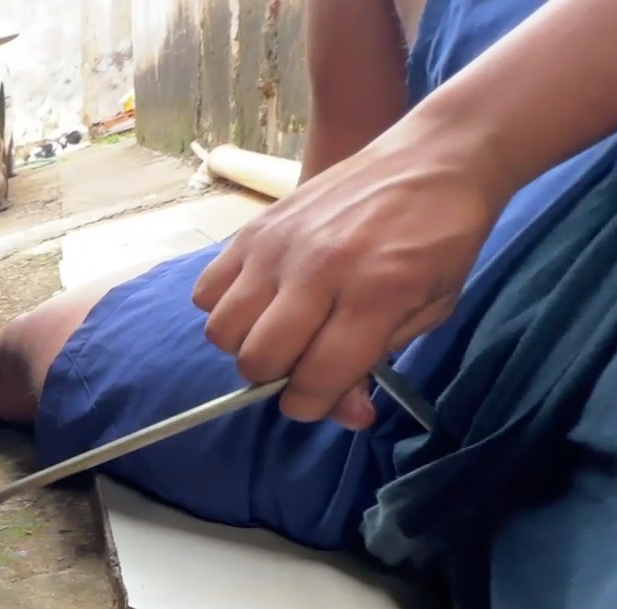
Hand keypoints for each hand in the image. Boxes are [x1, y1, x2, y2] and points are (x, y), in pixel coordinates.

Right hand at [192, 130, 504, 427]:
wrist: (435, 157)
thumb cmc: (437, 241)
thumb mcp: (428, 308)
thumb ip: (375, 364)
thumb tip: (345, 417)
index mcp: (379, 292)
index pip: (316, 378)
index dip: (310, 403)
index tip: (315, 398)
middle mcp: (320, 271)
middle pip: (257, 360)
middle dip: (273, 374)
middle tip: (296, 358)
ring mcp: (276, 250)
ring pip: (222, 333)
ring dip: (244, 343)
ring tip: (273, 327)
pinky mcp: (249, 234)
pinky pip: (205, 295)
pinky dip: (223, 308)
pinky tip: (255, 298)